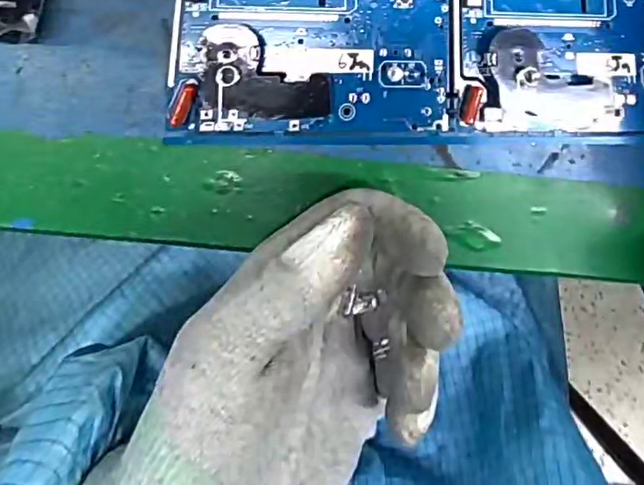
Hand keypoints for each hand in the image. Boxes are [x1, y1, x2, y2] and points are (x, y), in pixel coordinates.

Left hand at [94, 189, 461, 484]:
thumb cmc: (205, 427)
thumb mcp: (235, 350)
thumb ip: (287, 285)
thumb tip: (356, 218)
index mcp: (288, 268)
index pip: (353, 215)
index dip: (397, 223)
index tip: (431, 254)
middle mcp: (320, 294)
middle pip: (393, 262)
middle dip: (425, 288)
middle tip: (438, 332)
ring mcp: (342, 342)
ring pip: (407, 313)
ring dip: (425, 346)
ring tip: (412, 400)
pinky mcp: (359, 390)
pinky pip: (406, 368)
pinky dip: (420, 391)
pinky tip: (407, 429)